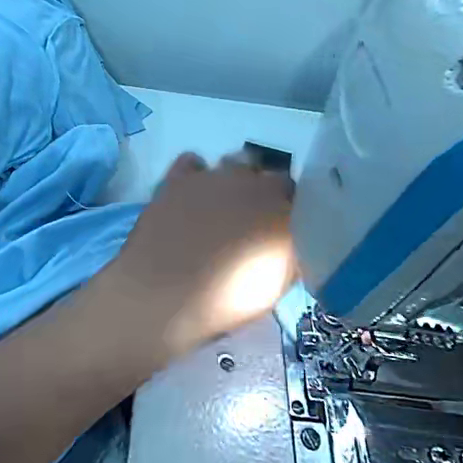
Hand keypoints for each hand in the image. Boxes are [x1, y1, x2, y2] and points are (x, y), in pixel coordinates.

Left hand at [93, 151, 294, 362]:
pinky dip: (197, 174)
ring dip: (237, 180)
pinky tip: (193, 194)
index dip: (292, 211)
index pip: (300, 198)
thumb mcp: (275, 288)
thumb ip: (290, 255)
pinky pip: (194, 162)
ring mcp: (215, 176)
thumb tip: (292, 241)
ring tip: (223, 206)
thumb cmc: (224, 301)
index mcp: (283, 211)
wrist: (162, 296)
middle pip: (271, 177)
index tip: (284, 228)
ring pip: (237, 163)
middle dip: (267, 194)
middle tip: (255, 220)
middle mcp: (255, 185)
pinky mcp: (179, 178)